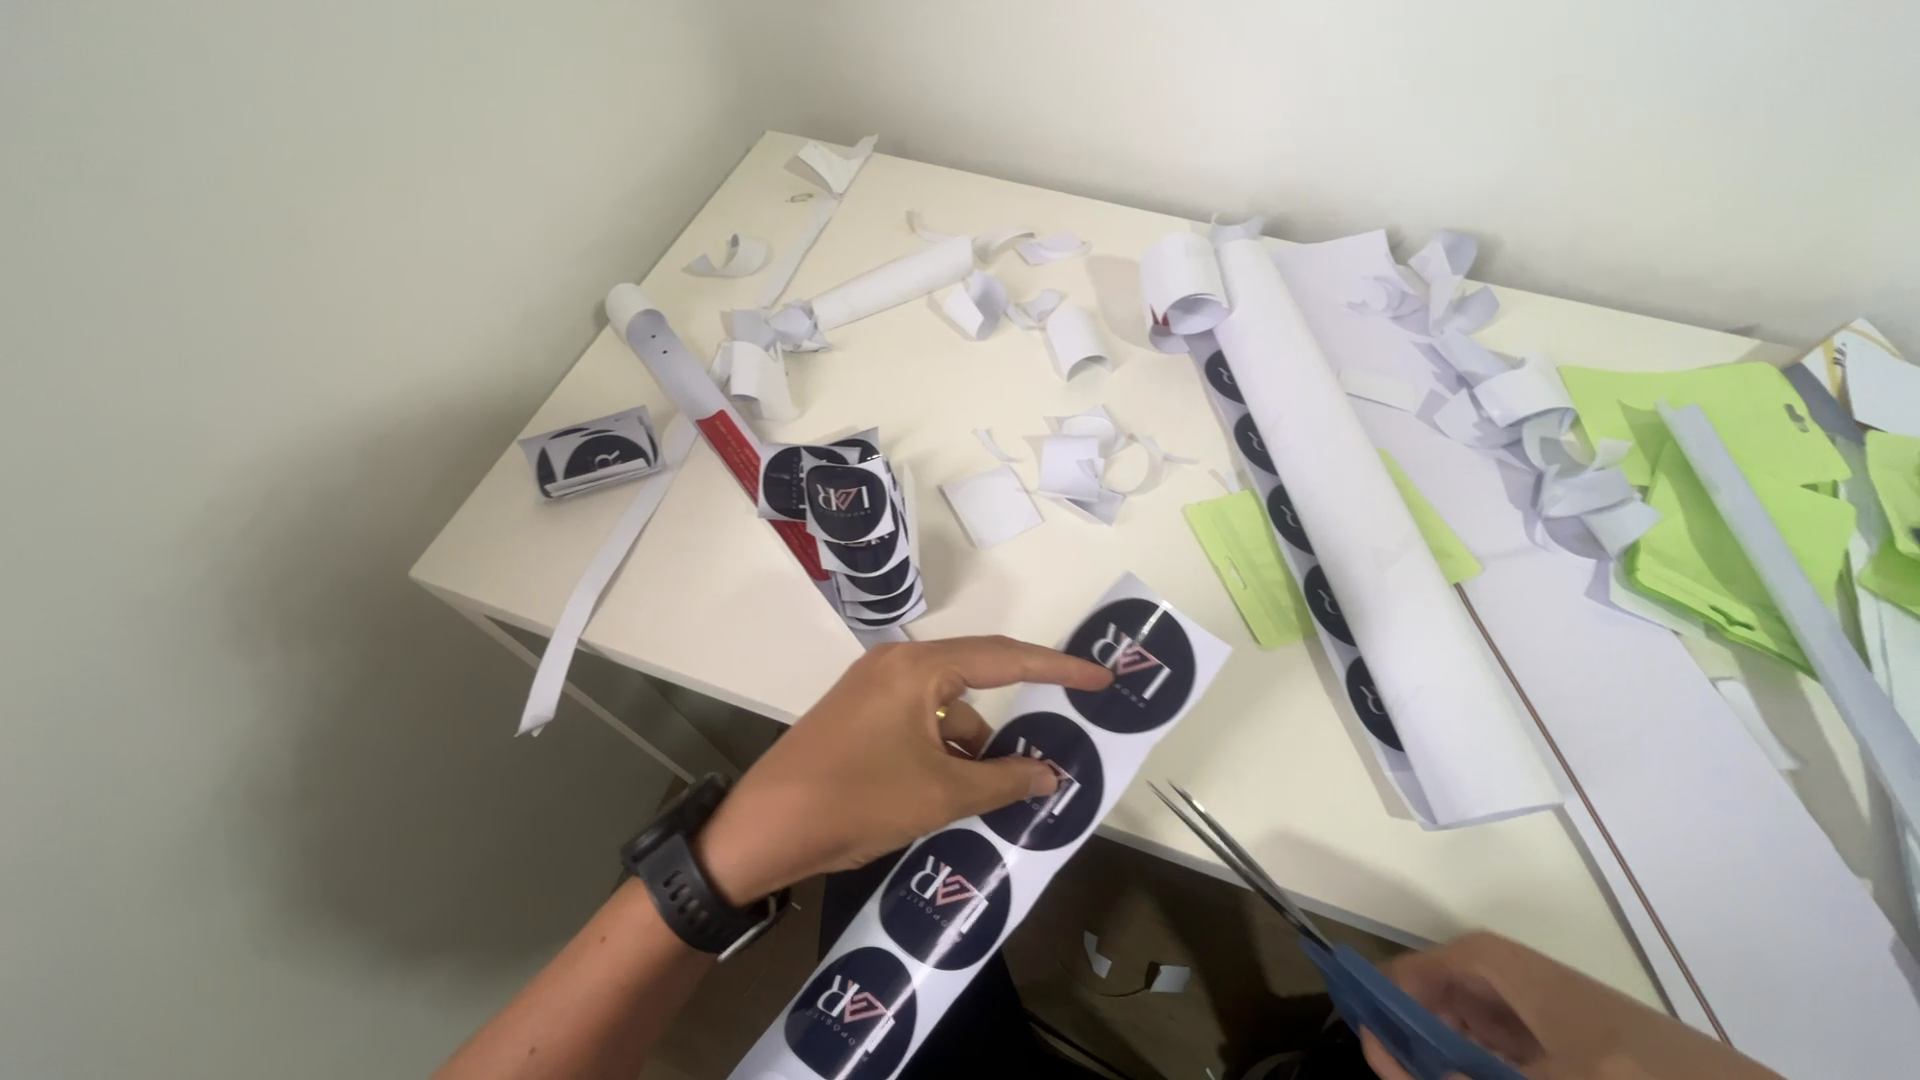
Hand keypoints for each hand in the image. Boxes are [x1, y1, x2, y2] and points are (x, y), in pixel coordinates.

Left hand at [693, 636, 1111, 905]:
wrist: (763, 829)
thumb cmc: (857, 801)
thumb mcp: (941, 794)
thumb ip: (1004, 779)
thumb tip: (1050, 774)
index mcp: (918, 668)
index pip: (1004, 656)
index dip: (1058, 666)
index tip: (1099, 675)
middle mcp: (896, 664)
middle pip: (975, 675)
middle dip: (1015, 709)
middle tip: (1059, 723)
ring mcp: (872, 687)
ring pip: (946, 706)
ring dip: (975, 741)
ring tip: (1000, 785)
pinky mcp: (858, 714)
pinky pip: (919, 720)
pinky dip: (944, 747)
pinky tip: (955, 787)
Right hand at [1359, 933, 1780, 1079]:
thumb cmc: (1644, 1074)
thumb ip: (1479, 1074)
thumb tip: (1417, 1072)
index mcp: (1520, 975)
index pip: (1442, 963)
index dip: (1400, 987)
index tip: (1373, 1024)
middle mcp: (1534, 987)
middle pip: (1457, 990)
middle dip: (1419, 1021)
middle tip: (1395, 1059)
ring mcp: (1563, 1021)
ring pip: (1483, 1022)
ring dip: (1451, 1045)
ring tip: (1429, 1070)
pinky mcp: (1585, 1051)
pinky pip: (1513, 1048)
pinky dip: (1486, 1061)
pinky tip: (1479, 1072)